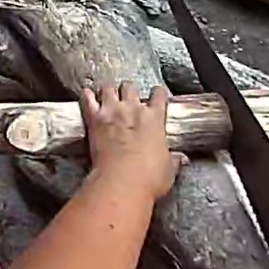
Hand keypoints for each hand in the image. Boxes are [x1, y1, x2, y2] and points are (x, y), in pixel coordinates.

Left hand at [81, 81, 185, 202]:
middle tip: (128, 95)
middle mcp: (132, 109)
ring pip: (108, 88)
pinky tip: (86, 94)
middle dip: (129, 89)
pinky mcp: (94, 118)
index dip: (158, 93)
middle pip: (130, 87)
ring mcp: (112, 111)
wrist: (123, 181)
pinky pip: (88, 98)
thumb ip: (174, 160)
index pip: (158, 97)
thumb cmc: (149, 178)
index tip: (157, 93)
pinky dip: (86, 95)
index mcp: (154, 119)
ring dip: (108, 90)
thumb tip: (182, 158)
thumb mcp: (169, 170)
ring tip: (108, 94)